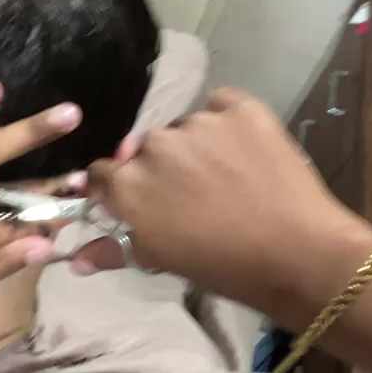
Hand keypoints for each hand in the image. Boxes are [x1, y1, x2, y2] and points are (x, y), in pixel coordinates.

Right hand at [72, 88, 371, 314]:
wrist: (298, 255)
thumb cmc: (221, 267)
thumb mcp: (161, 260)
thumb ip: (113, 251)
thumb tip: (73, 261)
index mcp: (128, 187)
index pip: (101, 172)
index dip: (117, 186)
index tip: (140, 199)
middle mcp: (154, 148)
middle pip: (145, 150)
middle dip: (160, 168)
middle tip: (191, 196)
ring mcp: (198, 124)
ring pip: (183, 129)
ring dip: (194, 148)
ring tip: (226, 176)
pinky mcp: (240, 108)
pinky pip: (221, 106)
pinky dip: (227, 123)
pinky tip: (244, 151)